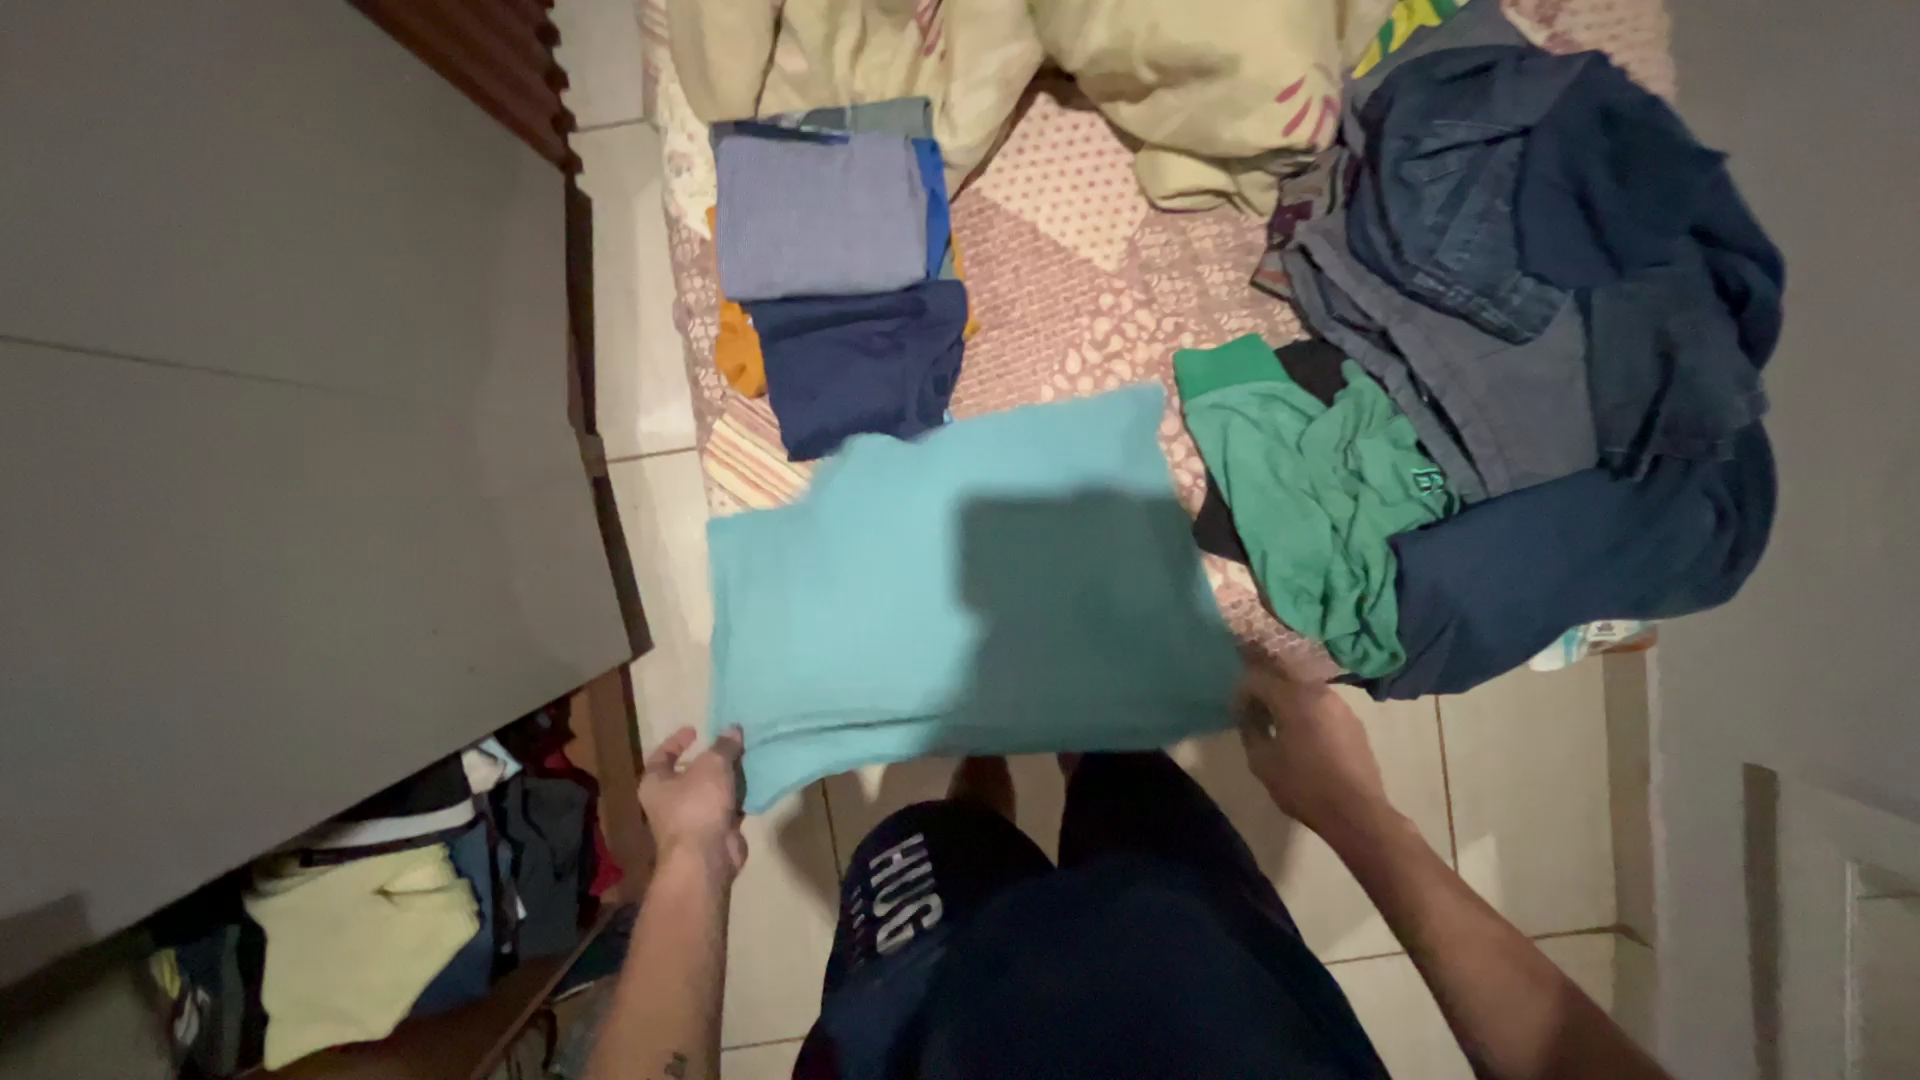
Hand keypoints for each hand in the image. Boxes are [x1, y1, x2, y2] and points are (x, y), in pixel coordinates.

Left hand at [641, 726, 747, 878]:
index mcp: (655, 783)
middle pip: (687, 774)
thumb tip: (733, 728)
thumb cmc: (697, 804)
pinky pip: (725, 808)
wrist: (705, 857)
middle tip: (729, 744)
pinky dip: (737, 797)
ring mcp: (689, 819)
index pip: (662, 755)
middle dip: (708, 759)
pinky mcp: (711, 832)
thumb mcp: (713, 765)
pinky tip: (753, 785)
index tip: (695, 729)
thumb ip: (724, 746)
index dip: (677, 741)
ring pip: (709, 791)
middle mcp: (667, 802)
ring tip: (746, 760)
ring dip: (726, 778)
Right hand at [1235, 667, 1396, 840]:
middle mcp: (1319, 692)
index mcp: (1294, 698)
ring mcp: (1341, 706)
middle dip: (1265, 688)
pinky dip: (1307, 710)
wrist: (1357, 812)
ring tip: (1278, 722)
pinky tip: (1304, 734)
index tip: (1237, 713)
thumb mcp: (1261, 760)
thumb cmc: (1303, 786)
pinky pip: (1322, 705)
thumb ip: (1249, 728)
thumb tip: (1247, 713)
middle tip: (1254, 709)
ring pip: (1305, 689)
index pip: (1257, 679)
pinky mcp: (1354, 722)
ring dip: (1287, 698)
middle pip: (1284, 676)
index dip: (1242, 693)